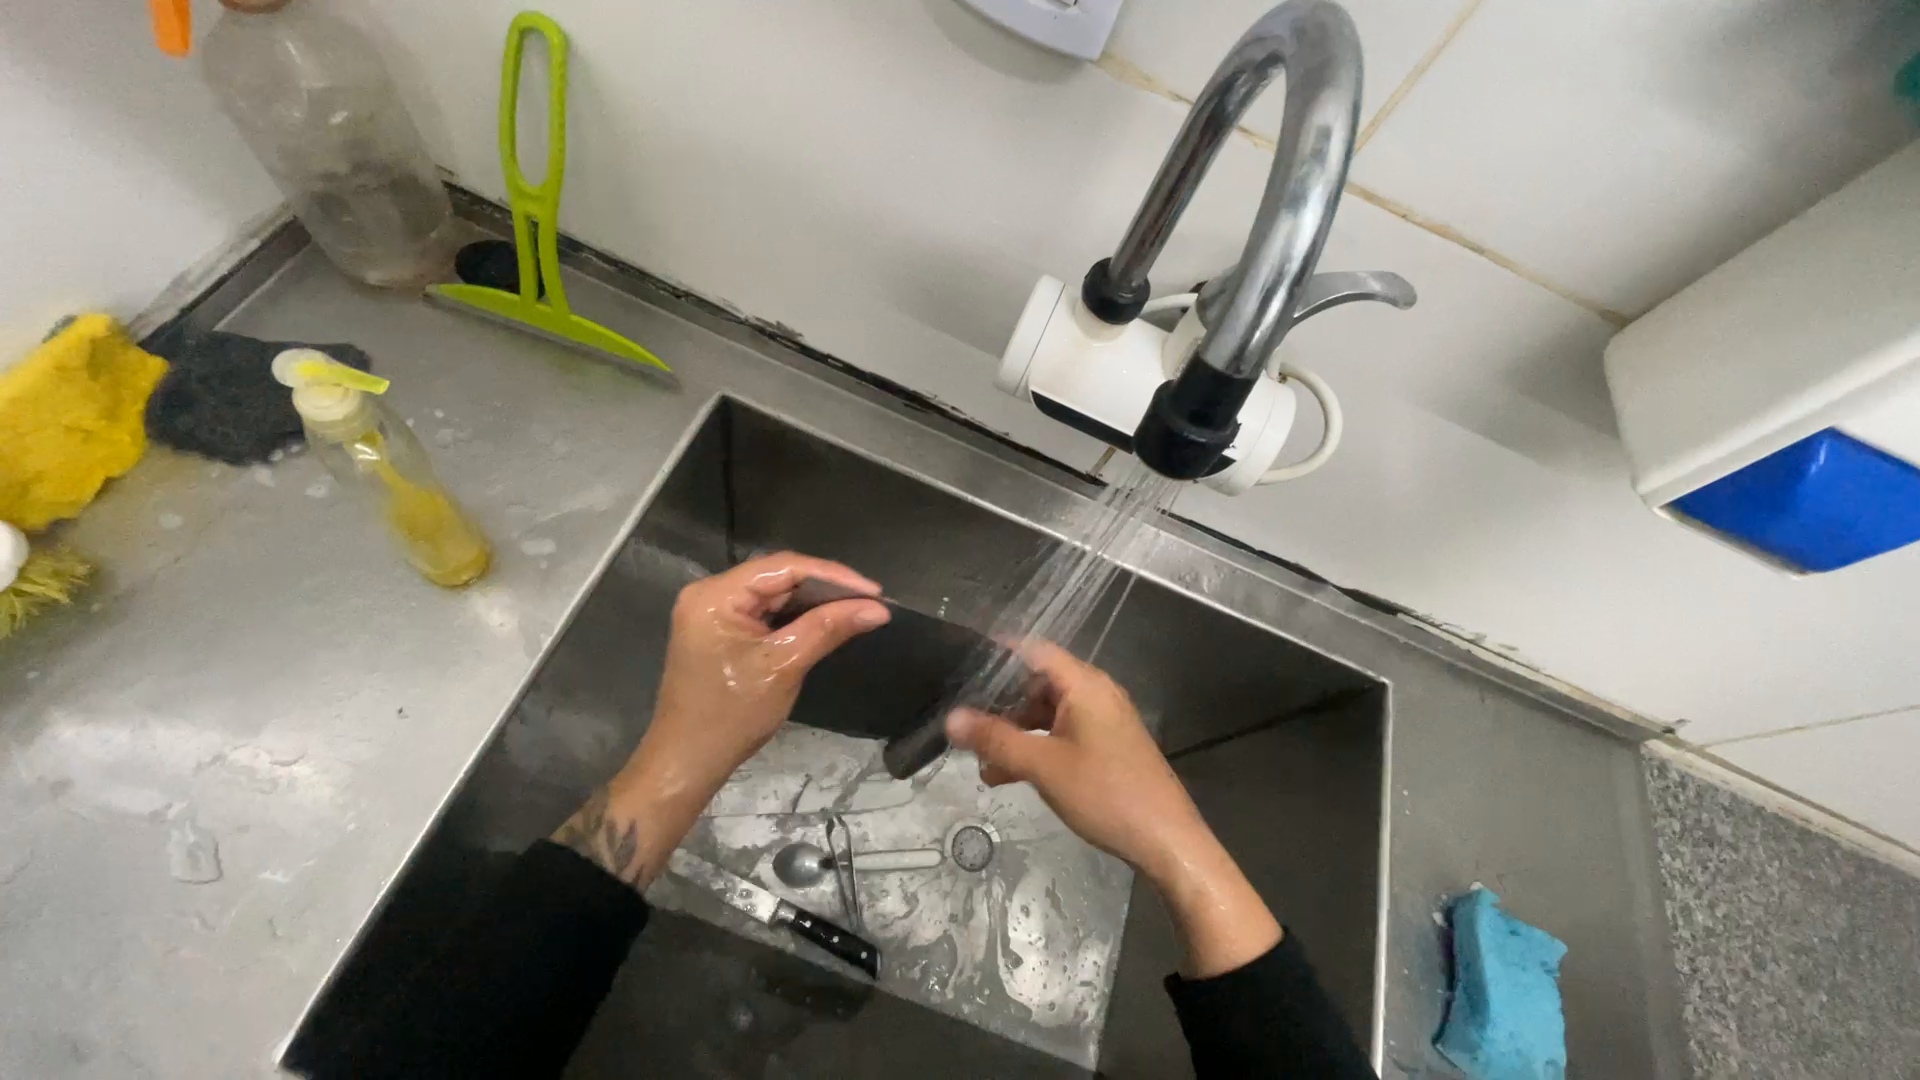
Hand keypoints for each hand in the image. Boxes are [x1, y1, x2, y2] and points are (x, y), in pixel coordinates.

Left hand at [555, 553, 887, 887]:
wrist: (688, 761)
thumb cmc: (732, 715)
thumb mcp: (785, 666)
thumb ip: (829, 628)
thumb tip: (878, 608)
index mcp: (716, 594)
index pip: (784, 567)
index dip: (833, 575)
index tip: (874, 592)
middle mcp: (710, 593)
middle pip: (779, 576)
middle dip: (827, 588)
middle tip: (871, 601)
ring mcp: (714, 611)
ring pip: (775, 594)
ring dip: (816, 602)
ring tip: (858, 609)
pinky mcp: (721, 630)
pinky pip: (766, 611)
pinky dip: (797, 616)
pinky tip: (827, 621)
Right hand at [945, 641, 1280, 977]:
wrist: (1167, 841)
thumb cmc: (1106, 793)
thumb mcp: (1043, 766)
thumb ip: (995, 740)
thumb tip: (950, 718)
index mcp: (1084, 685)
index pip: (1035, 650)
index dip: (998, 652)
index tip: (962, 662)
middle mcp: (1095, 694)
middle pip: (1038, 682)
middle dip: (1000, 702)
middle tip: (964, 718)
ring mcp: (1103, 721)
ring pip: (1048, 713)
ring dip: (1015, 732)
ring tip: (981, 760)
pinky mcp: (1106, 746)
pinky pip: (1062, 734)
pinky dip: (1036, 747)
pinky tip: (1008, 776)